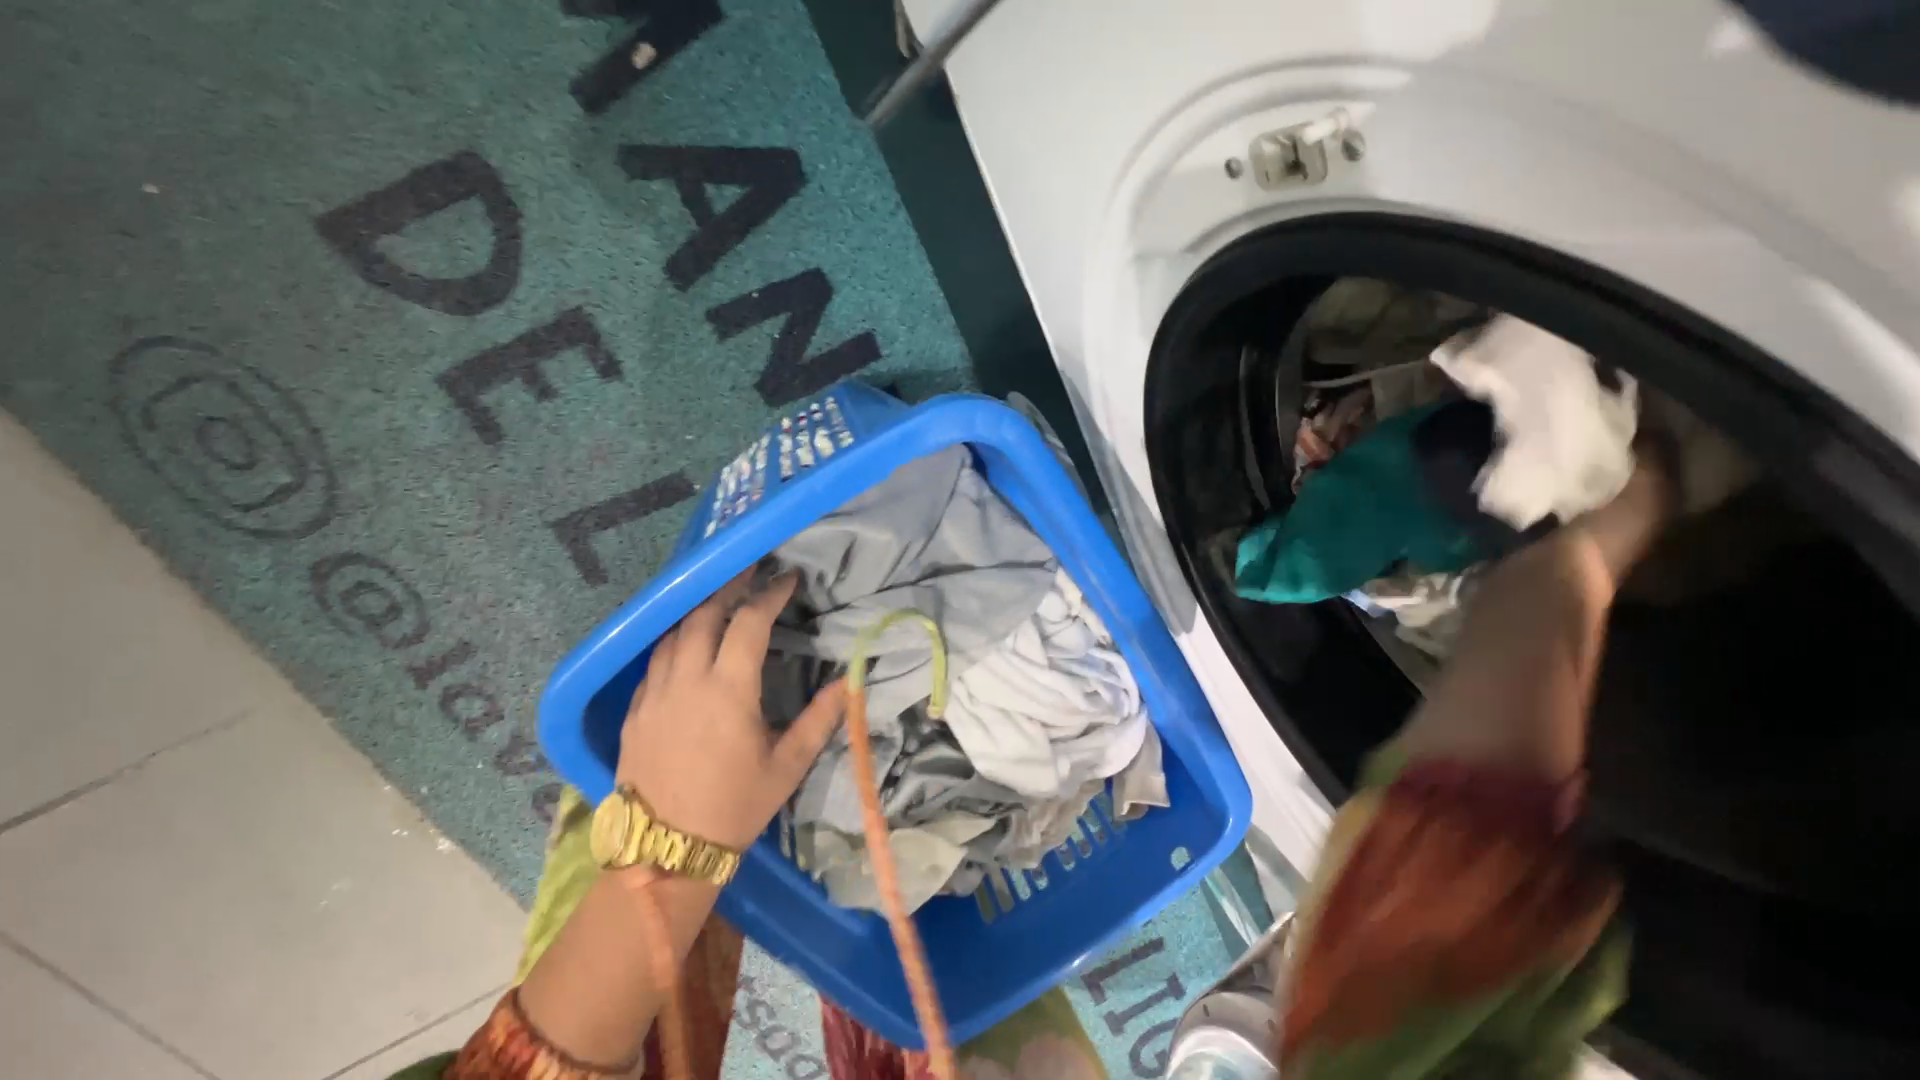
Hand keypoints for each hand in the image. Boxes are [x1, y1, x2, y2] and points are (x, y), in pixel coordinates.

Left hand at [615, 567, 846, 850]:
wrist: (666, 851)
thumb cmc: (735, 807)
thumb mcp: (787, 766)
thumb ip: (820, 718)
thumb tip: (851, 681)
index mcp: (728, 689)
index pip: (750, 622)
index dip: (770, 594)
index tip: (788, 578)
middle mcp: (687, 679)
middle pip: (705, 614)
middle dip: (730, 586)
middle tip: (752, 572)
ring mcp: (654, 692)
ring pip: (674, 632)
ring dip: (700, 610)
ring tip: (721, 600)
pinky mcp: (634, 709)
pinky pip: (654, 660)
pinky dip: (675, 640)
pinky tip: (687, 644)